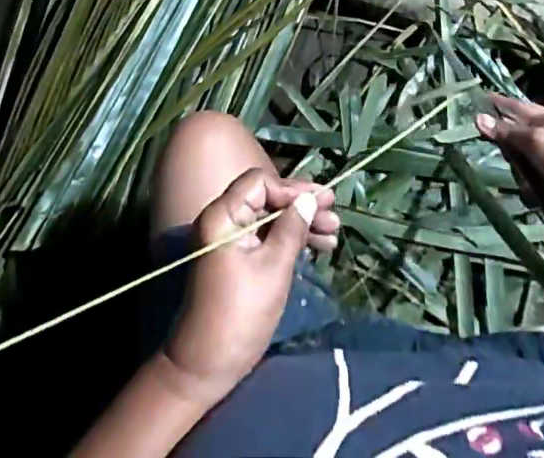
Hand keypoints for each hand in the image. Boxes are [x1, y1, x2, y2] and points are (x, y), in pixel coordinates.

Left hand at [160, 168, 337, 404]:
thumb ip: (291, 229)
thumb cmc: (242, 311)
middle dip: (300, 206)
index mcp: (222, 214)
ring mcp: (227, 238)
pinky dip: (288, 238)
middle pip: (265, 198)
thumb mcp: (274, 268)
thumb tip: (308, 198)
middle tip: (335, 217)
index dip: (292, 189)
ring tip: (334, 234)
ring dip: (299, 223)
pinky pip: (264, 236)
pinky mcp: (234, 256)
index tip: (323, 201)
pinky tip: (317, 247)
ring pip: (267, 218)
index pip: (259, 183)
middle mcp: (221, 219)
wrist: (208, 361)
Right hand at [476, 93, 543, 242]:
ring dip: (516, 164)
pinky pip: (527, 176)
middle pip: (517, 130)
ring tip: (518, 169)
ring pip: (519, 155)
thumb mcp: (535, 141)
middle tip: (486, 137)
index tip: (478, 98)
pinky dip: (525, 182)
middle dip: (504, 136)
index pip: (520, 106)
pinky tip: (529, 189)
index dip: (500, 103)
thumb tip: (477, 117)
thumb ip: (506, 130)